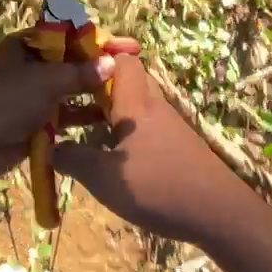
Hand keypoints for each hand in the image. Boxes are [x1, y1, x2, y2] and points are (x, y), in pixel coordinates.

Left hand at [0, 33, 123, 183]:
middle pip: (69, 62)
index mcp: (26, 45)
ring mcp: (32, 94)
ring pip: (68, 89)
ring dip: (92, 92)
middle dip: (97, 67)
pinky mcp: (35, 120)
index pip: (66, 35)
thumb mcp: (44, 82)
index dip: (94, 40)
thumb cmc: (5, 101)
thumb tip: (110, 62)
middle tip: (132, 73)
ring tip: (127, 98)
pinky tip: (107, 120)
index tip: (125, 47)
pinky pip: (64, 113)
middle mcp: (29, 65)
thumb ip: (78, 73)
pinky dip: (82, 115)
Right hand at [52, 52, 243, 246]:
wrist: (221, 215)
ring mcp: (171, 127)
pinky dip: (131, 133)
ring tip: (90, 127)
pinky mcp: (181, 148)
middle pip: (131, 79)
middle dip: (104, 85)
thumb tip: (50, 148)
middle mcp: (154, 107)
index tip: (75, 65)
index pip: (123, 60)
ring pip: (139, 105)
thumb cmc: (158, 185)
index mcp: (135, 103)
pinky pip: (150, 127)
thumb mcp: (105, 178)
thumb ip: (74, 160)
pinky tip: (119, 157)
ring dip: (117, 111)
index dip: (101, 56)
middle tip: (77, 98)